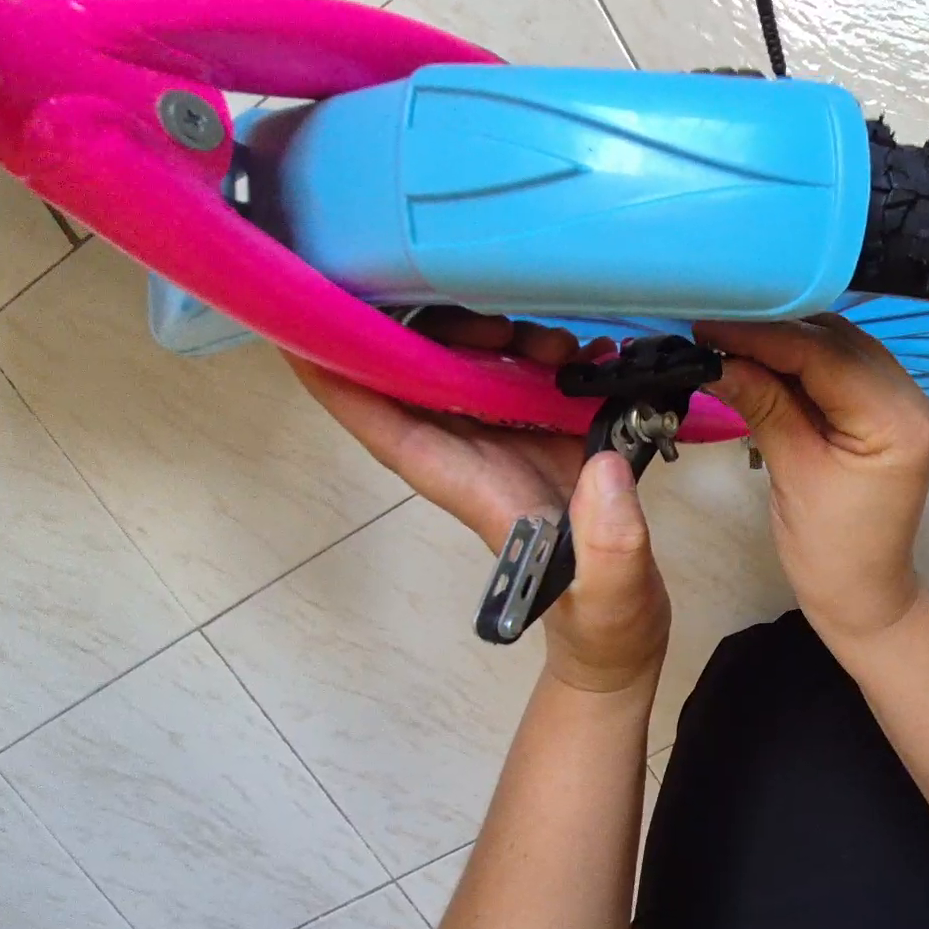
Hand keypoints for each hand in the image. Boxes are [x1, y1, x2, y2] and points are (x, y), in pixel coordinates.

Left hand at [285, 310, 669, 693]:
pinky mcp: (557, 444)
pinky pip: (538, 384)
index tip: (303, 301)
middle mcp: (480, 459)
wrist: (625, 627)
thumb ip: (611, 541)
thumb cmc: (608, 621)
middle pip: (426, 379)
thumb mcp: (614, 591)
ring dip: (509, 339)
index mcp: (473, 489)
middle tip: (504, 320)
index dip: (336, 368)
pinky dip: (559, 359)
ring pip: (480, 370)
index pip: (386, 426)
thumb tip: (603, 466)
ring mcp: (518, 448)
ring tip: (564, 344)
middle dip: (444, 330)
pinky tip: (600, 353)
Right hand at [695, 314, 928, 643]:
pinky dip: (800, 365)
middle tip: (711, 331)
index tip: (706, 326)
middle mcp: (911, 399)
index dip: (762, 335)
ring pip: (838, 349)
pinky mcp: (884, 411)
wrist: (861, 593)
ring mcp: (902, 402)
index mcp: (898, 421)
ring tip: (730, 344)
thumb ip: (763, 404)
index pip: (825, 355)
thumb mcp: (793, 473)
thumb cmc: (829, 551)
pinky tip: (761, 363)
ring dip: (785, 344)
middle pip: (837, 341)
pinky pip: (839, 372)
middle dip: (773, 332)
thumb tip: (714, 356)